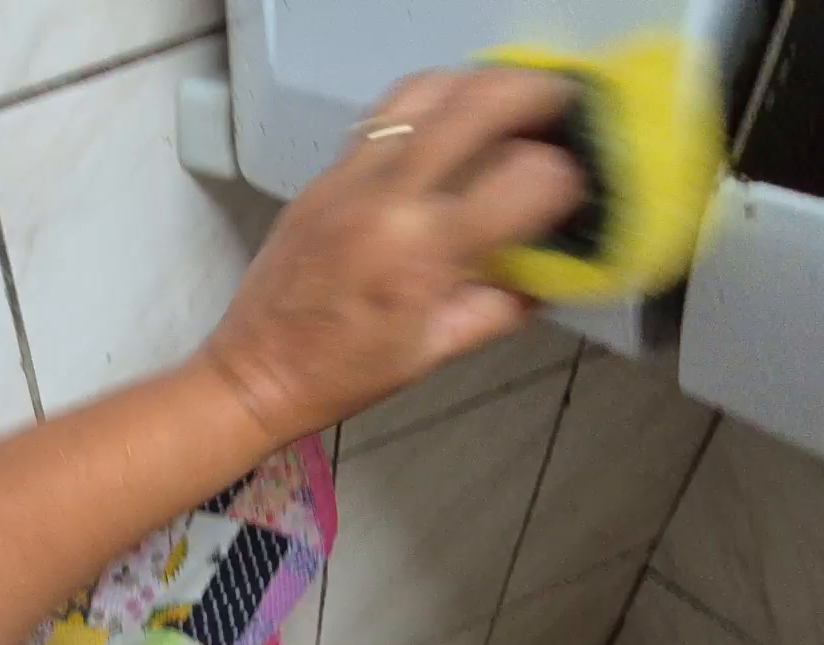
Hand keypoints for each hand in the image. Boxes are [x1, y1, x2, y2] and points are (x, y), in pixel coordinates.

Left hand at [201, 69, 584, 442]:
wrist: (252, 377)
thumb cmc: (339, 377)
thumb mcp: (431, 353)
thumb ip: (499, 306)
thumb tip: (547, 274)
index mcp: (422, 251)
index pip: (531, 177)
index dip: (569, 180)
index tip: (571, 192)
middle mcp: (385, 199)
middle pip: (485, 99)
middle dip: (541, 95)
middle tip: (560, 113)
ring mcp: (343, 183)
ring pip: (424, 92)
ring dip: (475, 88)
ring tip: (498, 113)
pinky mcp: (315, 184)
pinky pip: (376, 123)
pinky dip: (420, 117)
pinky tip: (434, 144)